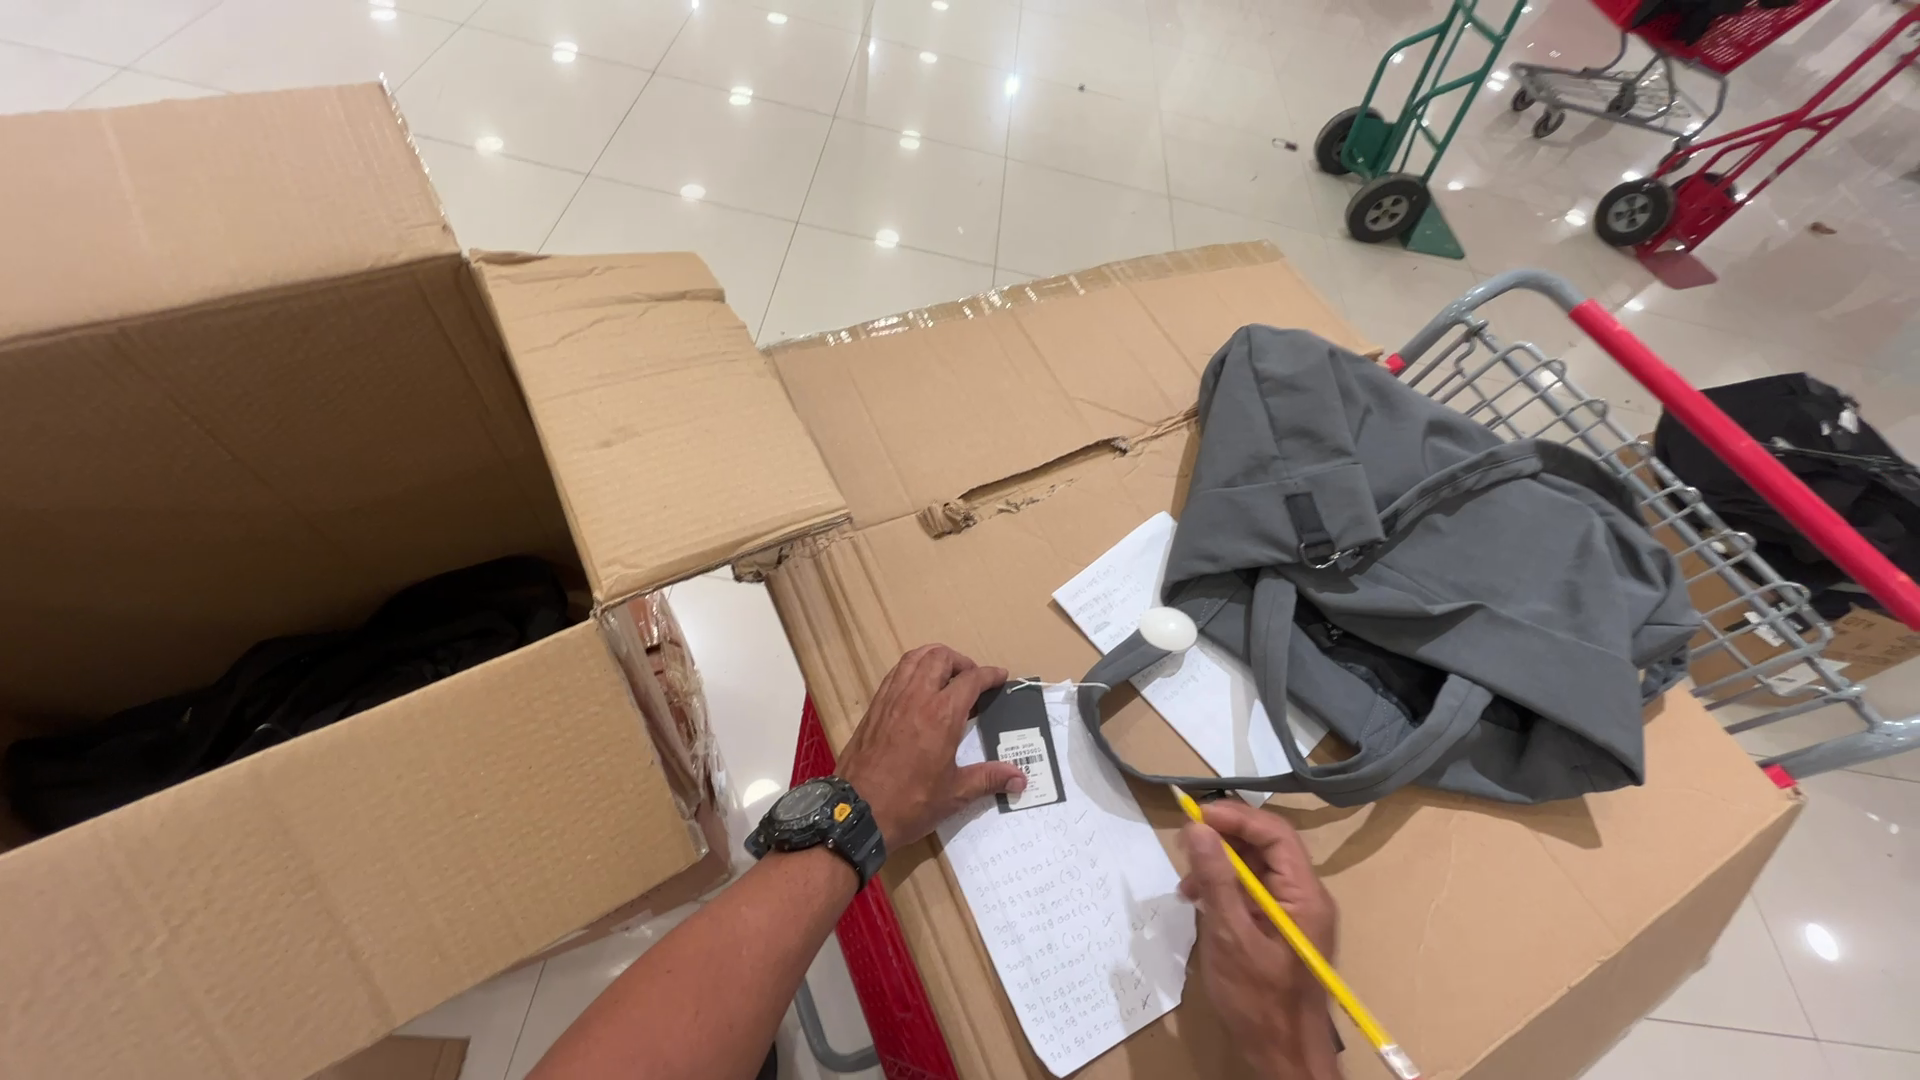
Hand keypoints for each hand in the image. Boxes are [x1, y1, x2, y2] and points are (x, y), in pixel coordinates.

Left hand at [837, 645, 1025, 848]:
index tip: (1000, 677)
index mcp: (942, 713)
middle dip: (961, 662)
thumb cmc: (910, 802)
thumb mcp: (954, 793)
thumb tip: (1020, 779)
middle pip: (941, 657)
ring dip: (935, 659)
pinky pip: (896, 672)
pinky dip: (912, 669)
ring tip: (946, 675)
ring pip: (915, 658)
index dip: (990, 675)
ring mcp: (892, 697)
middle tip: (971, 679)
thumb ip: (989, 778)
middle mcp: (917, 696)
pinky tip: (919, 687)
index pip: (971, 679)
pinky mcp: (875, 705)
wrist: (858, 811)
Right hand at [1180, 801, 1341, 1079]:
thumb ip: (1216, 879)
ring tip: (1187, 881)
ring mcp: (1290, 911)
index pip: (1275, 833)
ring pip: (1253, 864)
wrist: (1282, 1058)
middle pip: (1264, 844)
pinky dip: (1220, 885)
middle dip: (1222, 837)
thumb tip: (1197, 828)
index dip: (1235, 817)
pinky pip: (1248, 889)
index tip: (1195, 816)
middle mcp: (1303, 895)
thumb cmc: (1260, 1001)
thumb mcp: (1231, 936)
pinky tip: (1197, 900)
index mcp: (1304, 895)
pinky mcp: (1275, 925)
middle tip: (1184, 841)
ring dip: (1217, 863)